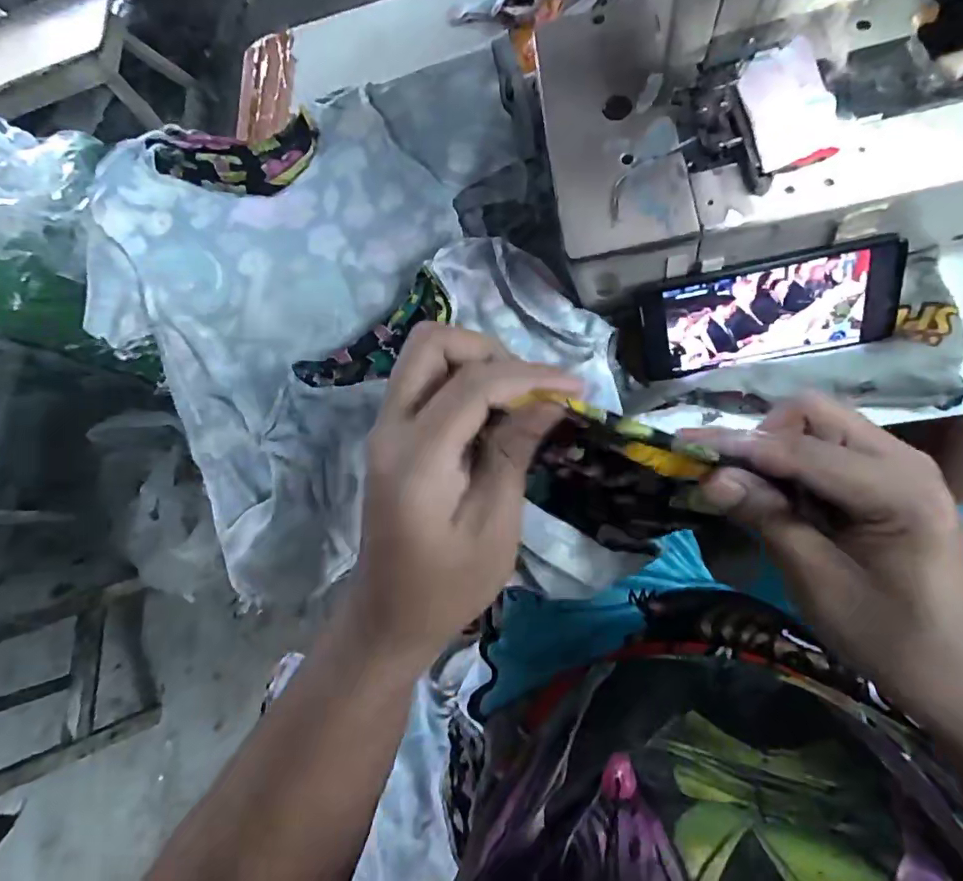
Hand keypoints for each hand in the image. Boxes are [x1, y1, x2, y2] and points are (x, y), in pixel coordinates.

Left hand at [350, 323, 579, 663]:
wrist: (389, 619)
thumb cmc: (448, 586)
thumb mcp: (494, 525)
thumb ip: (514, 452)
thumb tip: (550, 400)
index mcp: (417, 456)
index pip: (474, 383)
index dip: (530, 375)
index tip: (576, 387)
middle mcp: (391, 428)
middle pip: (433, 343)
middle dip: (490, 351)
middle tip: (532, 388)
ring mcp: (386, 428)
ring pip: (427, 354)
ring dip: (477, 361)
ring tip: (520, 397)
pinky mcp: (393, 435)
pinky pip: (427, 381)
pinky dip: (466, 380)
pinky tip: (498, 412)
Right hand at [683, 393, 962, 682]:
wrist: (952, 670)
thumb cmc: (887, 637)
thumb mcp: (818, 583)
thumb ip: (768, 519)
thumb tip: (712, 478)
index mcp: (899, 489)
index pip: (803, 449)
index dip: (742, 448)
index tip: (689, 447)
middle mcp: (906, 459)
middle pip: (816, 413)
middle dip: (766, 438)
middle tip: (738, 481)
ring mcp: (905, 461)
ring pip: (823, 422)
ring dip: (783, 448)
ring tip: (765, 495)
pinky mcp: (897, 471)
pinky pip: (836, 443)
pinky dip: (803, 460)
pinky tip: (795, 499)